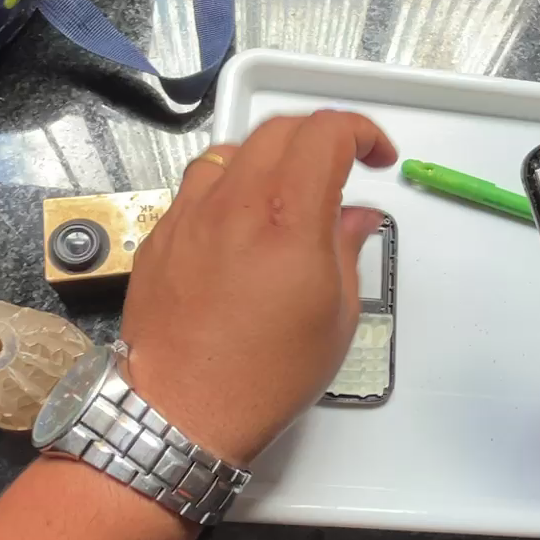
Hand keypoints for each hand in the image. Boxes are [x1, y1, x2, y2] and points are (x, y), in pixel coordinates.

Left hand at [119, 111, 396, 467]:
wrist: (182, 411)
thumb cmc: (264, 376)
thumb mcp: (335, 318)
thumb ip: (348, 250)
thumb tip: (357, 217)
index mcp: (289, 222)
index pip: (327, 133)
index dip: (362, 132)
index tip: (377, 156)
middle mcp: (236, 205)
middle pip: (281, 128)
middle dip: (322, 136)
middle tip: (342, 167)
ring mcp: (191, 215)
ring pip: (235, 148)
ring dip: (273, 156)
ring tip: (288, 192)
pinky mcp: (162, 233)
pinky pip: (199, 183)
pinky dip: (232, 183)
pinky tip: (241, 221)